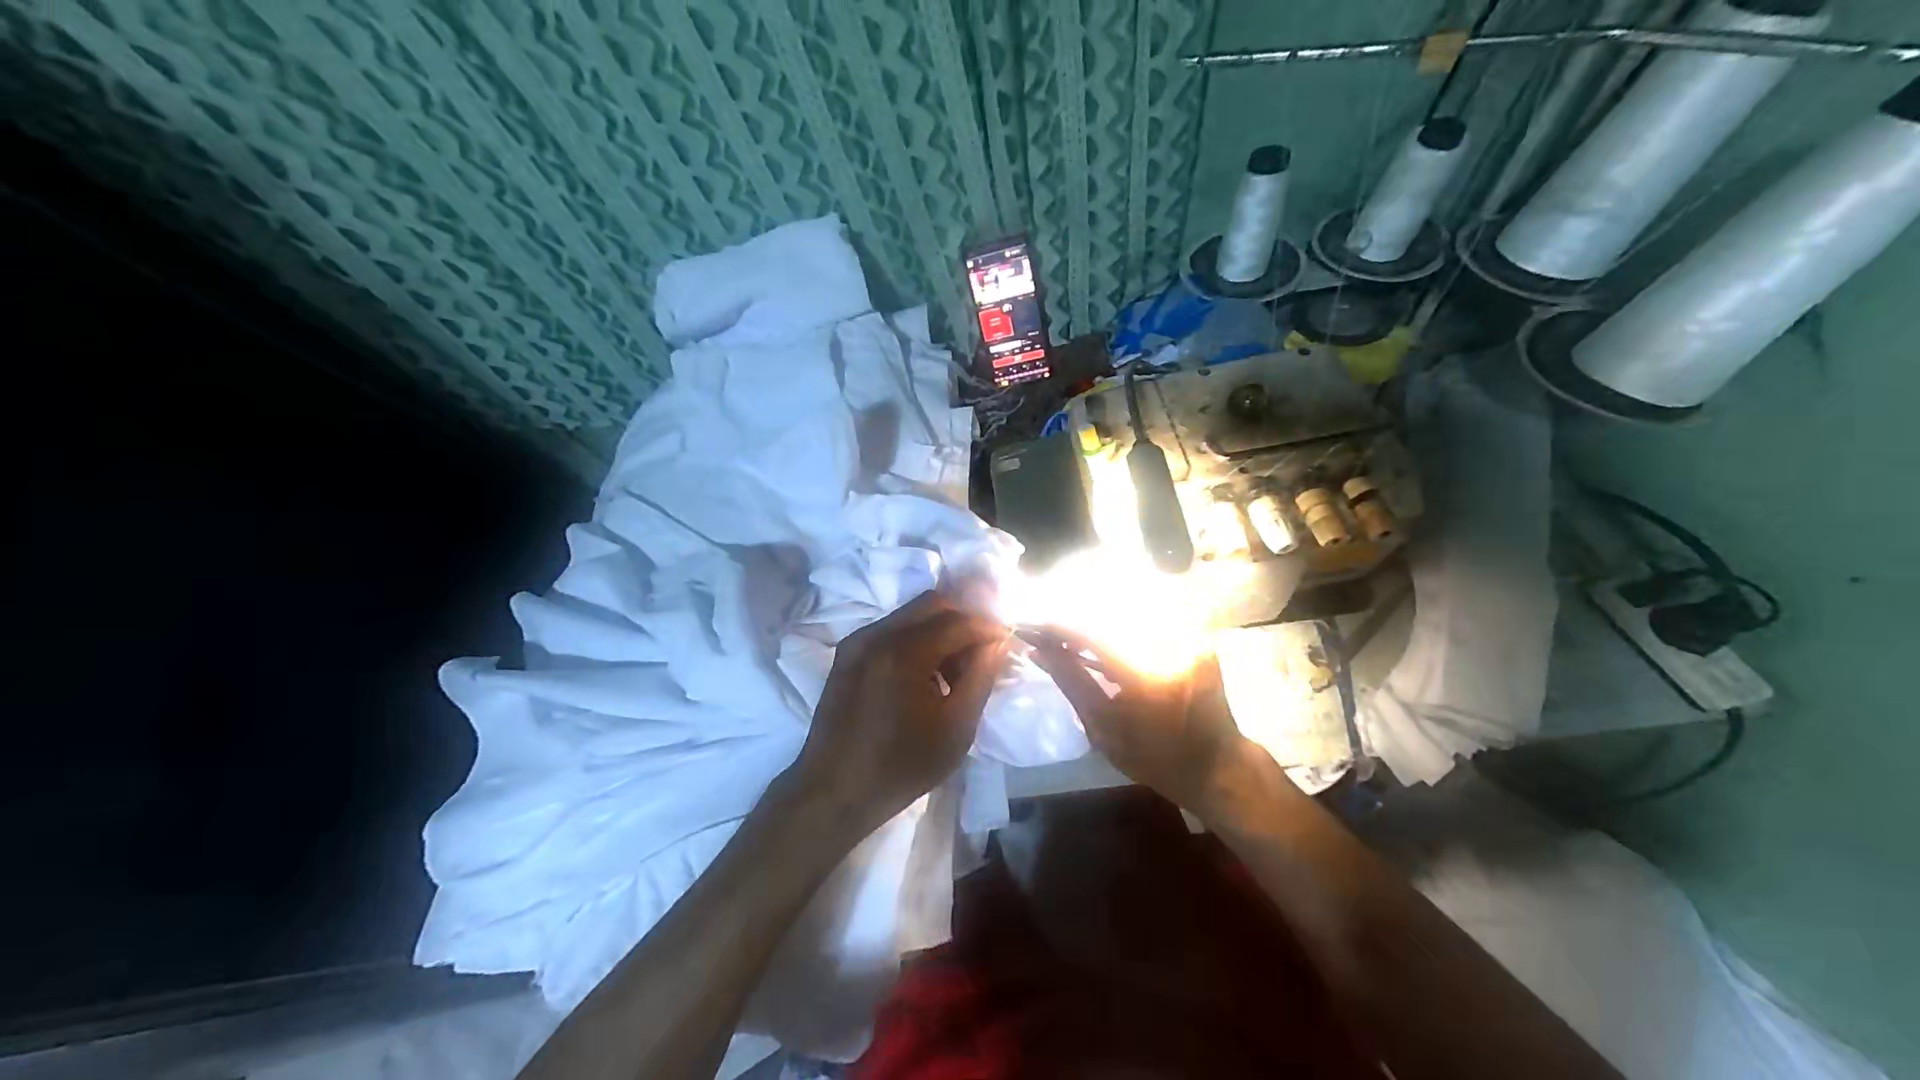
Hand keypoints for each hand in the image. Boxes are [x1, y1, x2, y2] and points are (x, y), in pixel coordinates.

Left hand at [787, 590, 1009, 837]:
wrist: (835, 790)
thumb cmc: (901, 766)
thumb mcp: (956, 727)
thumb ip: (981, 677)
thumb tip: (997, 642)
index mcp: (904, 652)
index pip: (958, 620)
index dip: (987, 628)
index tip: (1006, 644)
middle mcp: (876, 634)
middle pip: (932, 604)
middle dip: (962, 621)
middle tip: (979, 655)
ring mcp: (857, 641)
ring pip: (910, 614)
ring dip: (938, 630)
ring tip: (952, 672)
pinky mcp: (846, 654)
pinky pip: (890, 630)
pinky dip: (914, 640)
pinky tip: (923, 676)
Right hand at [1026, 628, 1252, 815]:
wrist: (1217, 765)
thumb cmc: (1156, 759)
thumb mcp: (1104, 730)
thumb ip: (1071, 682)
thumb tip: (1038, 651)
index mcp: (1146, 676)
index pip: (1090, 635)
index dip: (1056, 629)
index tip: (1028, 626)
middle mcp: (1171, 647)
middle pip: (1108, 614)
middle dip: (1074, 621)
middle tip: (1047, 633)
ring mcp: (1189, 638)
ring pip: (1128, 614)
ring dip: (1097, 623)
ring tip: (1074, 638)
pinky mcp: (1198, 636)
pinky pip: (1150, 621)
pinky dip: (1123, 627)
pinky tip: (1110, 642)